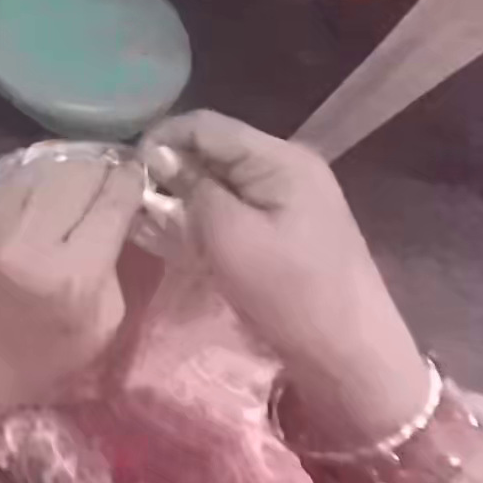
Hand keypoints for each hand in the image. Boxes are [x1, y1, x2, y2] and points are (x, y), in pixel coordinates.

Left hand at [0, 153, 141, 432]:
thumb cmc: (31, 357)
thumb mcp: (98, 328)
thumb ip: (114, 266)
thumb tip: (121, 215)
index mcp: (72, 277)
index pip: (112, 204)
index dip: (130, 182)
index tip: (136, 173)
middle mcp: (29, 239)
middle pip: (78, 175)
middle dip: (100, 169)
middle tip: (108, 171)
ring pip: (43, 169)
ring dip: (67, 168)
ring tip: (79, 174)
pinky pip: (12, 178)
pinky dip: (34, 176)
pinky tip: (43, 184)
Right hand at [140, 111, 428, 443]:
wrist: (351, 358)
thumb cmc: (288, 291)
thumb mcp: (226, 233)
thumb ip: (189, 184)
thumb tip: (156, 155)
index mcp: (279, 158)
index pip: (203, 124)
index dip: (161, 139)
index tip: (131, 170)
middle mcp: (286, 163)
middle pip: (211, 146)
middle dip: (171, 166)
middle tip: (140, 197)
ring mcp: (288, 191)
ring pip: (218, 172)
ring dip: (184, 189)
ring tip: (156, 215)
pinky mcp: (284, 218)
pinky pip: (233, 197)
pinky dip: (204, 207)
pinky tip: (185, 228)